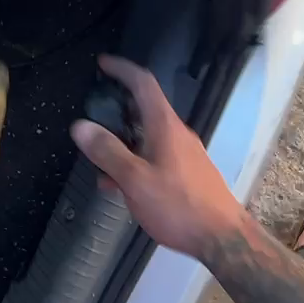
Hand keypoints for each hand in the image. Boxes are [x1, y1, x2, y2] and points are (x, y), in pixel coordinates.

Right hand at [69, 55, 244, 258]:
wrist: (223, 239)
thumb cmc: (179, 205)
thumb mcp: (135, 180)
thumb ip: (107, 152)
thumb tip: (80, 125)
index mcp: (164, 126)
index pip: (143, 83)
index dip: (122, 69)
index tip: (102, 63)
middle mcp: (176, 133)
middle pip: (143, 109)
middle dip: (116, 110)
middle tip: (92, 117)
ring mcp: (183, 153)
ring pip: (146, 137)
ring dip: (121, 143)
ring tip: (98, 163)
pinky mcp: (186, 173)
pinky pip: (154, 157)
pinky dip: (134, 162)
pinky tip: (118, 187)